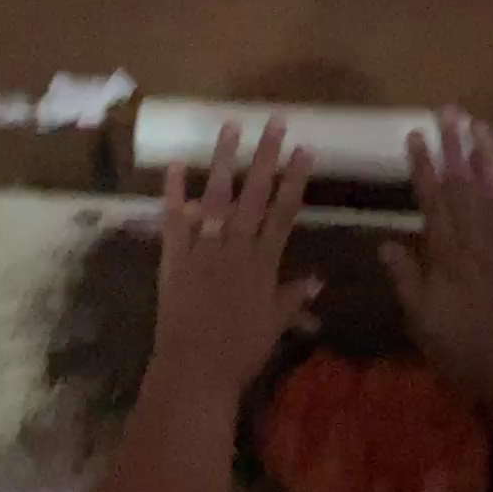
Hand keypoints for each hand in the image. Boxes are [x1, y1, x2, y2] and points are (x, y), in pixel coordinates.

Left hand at [148, 119, 316, 408]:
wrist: (196, 370)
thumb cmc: (240, 351)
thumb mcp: (274, 326)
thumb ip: (293, 298)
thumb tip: (319, 280)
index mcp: (263, 264)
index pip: (284, 213)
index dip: (294, 180)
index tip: (303, 149)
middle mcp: (236, 249)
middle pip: (254, 196)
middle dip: (265, 157)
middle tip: (274, 122)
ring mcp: (203, 250)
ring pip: (216, 198)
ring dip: (223, 161)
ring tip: (231, 127)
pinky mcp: (174, 257)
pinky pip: (173, 220)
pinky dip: (174, 192)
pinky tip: (176, 163)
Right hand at [380, 108, 492, 428]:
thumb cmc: (468, 355)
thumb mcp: (422, 322)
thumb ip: (405, 279)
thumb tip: (385, 242)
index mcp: (446, 257)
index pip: (431, 201)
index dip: (422, 167)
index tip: (414, 135)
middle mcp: (478, 241)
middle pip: (463, 186)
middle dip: (454, 147)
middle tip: (447, 111)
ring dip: (487, 155)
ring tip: (478, 124)